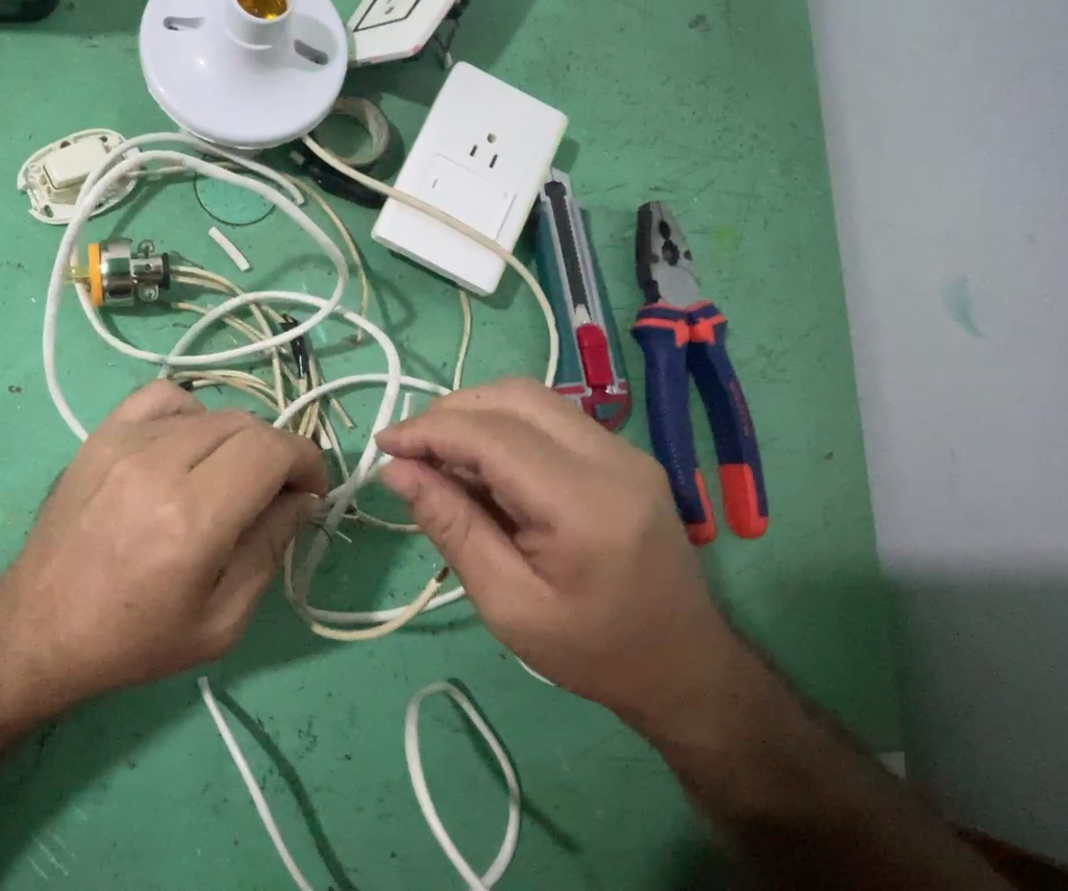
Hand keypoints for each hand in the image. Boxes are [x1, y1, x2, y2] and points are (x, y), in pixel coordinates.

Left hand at [0, 380, 327, 705]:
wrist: (41, 627)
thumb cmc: (135, 639)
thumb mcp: (222, 622)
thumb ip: (269, 550)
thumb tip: (301, 499)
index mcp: (193, 516)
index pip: (272, 448)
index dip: (307, 461)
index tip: (312, 492)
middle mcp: (159, 464)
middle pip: (246, 424)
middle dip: (277, 454)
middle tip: (276, 495)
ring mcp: (123, 443)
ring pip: (209, 410)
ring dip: (237, 439)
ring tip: (229, 478)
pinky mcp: (99, 437)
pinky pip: (160, 398)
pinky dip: (190, 414)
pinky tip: (186, 447)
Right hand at [374, 379, 743, 727]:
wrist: (684, 669)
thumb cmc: (591, 652)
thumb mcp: (506, 604)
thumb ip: (452, 528)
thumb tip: (396, 470)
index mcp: (584, 504)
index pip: (491, 434)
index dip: (428, 431)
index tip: (382, 447)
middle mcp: (611, 460)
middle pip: (513, 398)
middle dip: (449, 413)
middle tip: (409, 454)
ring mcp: (624, 452)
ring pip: (532, 399)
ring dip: (475, 416)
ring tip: (440, 460)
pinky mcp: (624, 457)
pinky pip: (551, 418)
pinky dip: (504, 428)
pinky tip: (483, 469)